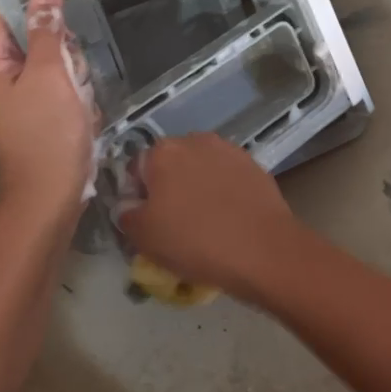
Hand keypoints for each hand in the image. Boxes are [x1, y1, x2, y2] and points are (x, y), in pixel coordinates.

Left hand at [0, 0, 97, 222]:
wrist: (52, 197)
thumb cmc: (47, 132)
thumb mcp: (50, 73)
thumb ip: (48, 28)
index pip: (6, 17)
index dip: (35, 12)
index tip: (64, 22)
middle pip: (34, 41)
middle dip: (62, 53)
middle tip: (71, 74)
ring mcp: (20, 101)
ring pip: (54, 66)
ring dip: (74, 78)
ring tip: (79, 100)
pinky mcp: (40, 117)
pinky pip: (61, 91)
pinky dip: (76, 99)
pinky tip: (82, 116)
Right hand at [119, 134, 307, 300]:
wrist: (264, 250)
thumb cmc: (195, 241)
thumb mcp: (144, 237)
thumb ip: (127, 216)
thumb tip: (129, 207)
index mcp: (162, 152)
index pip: (136, 170)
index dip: (137, 198)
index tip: (147, 224)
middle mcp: (194, 141)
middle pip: (171, 165)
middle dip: (169, 189)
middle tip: (175, 225)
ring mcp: (228, 151)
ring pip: (201, 170)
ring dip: (198, 189)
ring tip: (205, 224)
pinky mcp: (254, 166)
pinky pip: (228, 179)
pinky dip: (225, 194)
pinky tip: (230, 221)